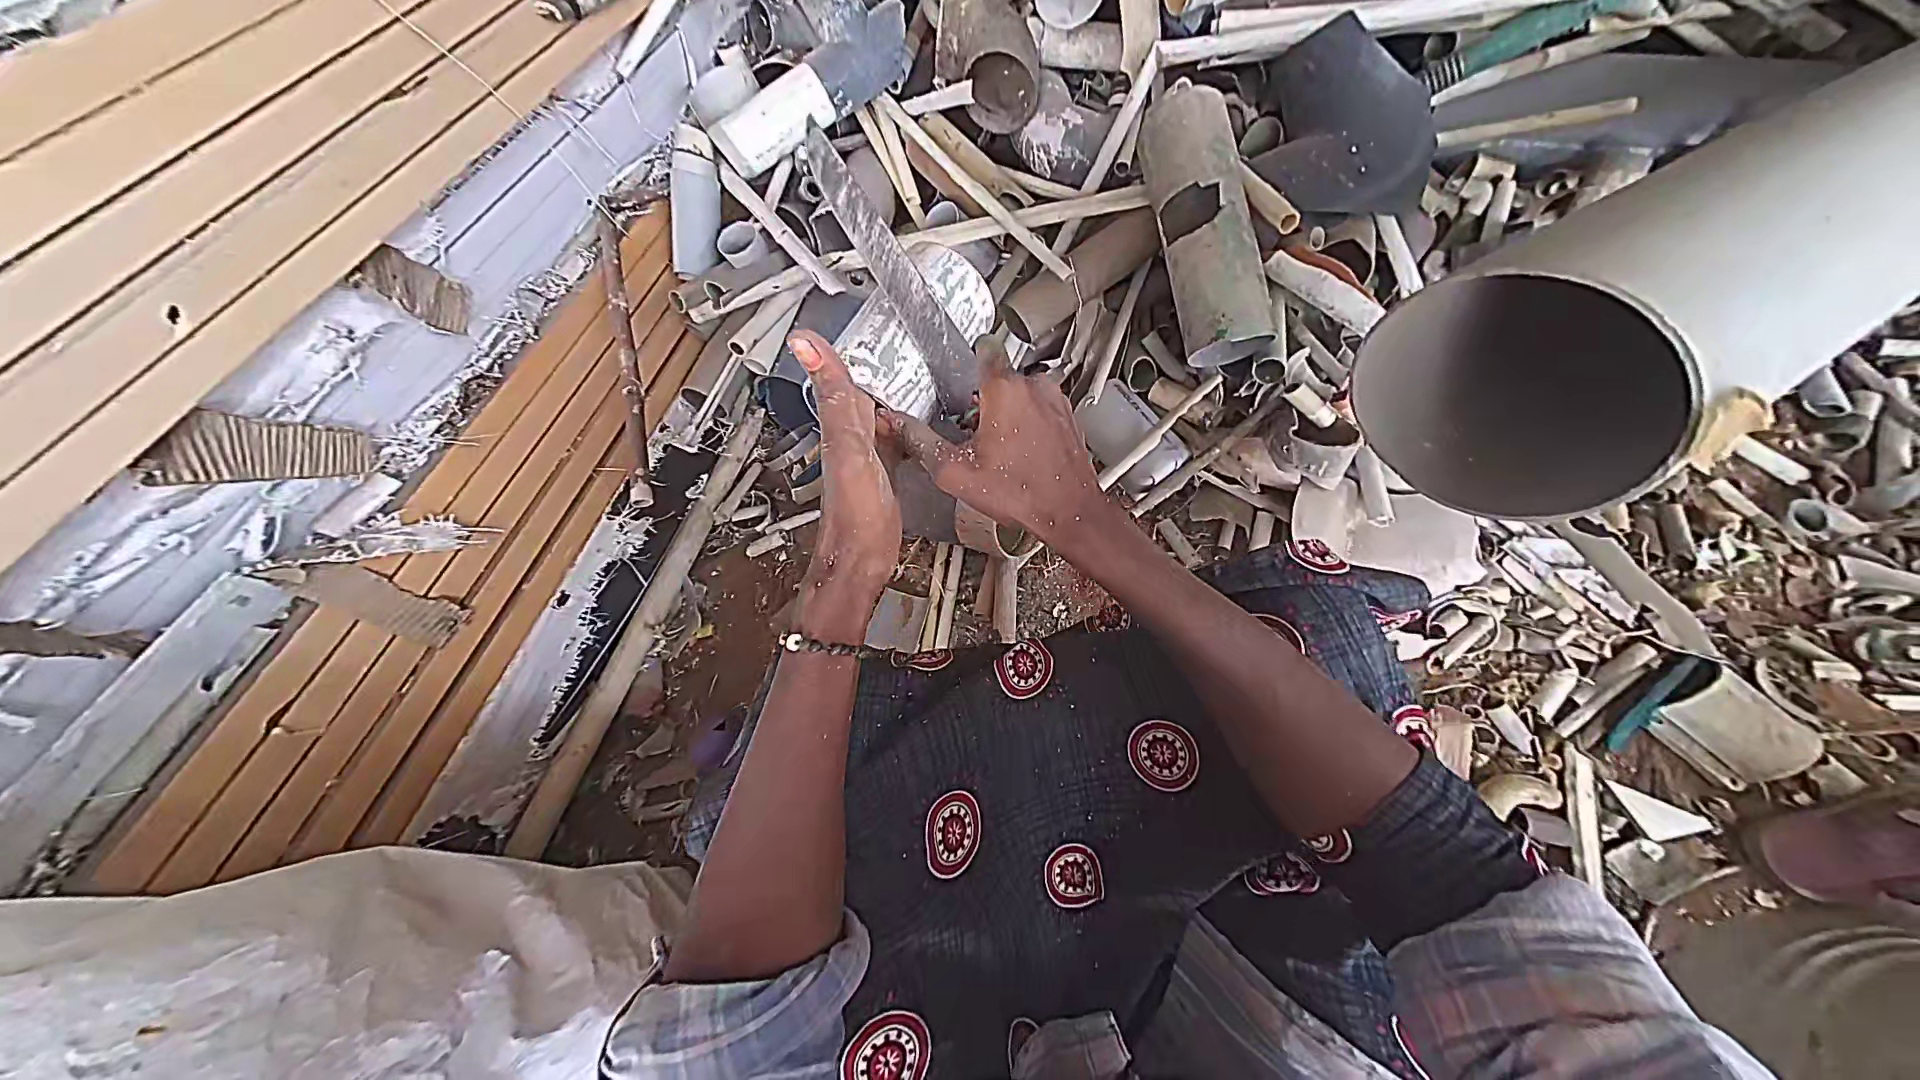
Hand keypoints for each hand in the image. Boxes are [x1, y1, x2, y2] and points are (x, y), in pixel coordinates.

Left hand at [790, 331, 899, 642]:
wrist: (862, 561)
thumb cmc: (855, 515)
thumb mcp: (849, 448)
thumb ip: (836, 396)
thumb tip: (805, 343)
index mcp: (843, 423)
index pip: (848, 373)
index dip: (861, 346)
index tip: (876, 319)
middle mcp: (853, 435)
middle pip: (868, 390)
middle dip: (886, 366)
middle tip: (909, 339)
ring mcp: (870, 454)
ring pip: (884, 412)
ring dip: (899, 394)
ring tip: (921, 372)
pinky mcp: (885, 472)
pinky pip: (897, 438)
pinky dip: (908, 425)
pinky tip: (919, 423)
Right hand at [888, 336, 1114, 549]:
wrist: (1070, 513)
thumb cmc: (1023, 494)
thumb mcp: (956, 472)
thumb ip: (921, 441)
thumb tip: (897, 424)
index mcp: (1004, 389)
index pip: (983, 349)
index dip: (967, 362)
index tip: (960, 376)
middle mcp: (1033, 387)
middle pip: (998, 380)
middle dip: (984, 403)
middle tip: (975, 435)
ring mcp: (1054, 401)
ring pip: (1020, 396)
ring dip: (1007, 414)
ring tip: (1000, 449)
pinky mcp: (1067, 417)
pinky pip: (1039, 410)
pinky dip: (1028, 425)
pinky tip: (1020, 454)